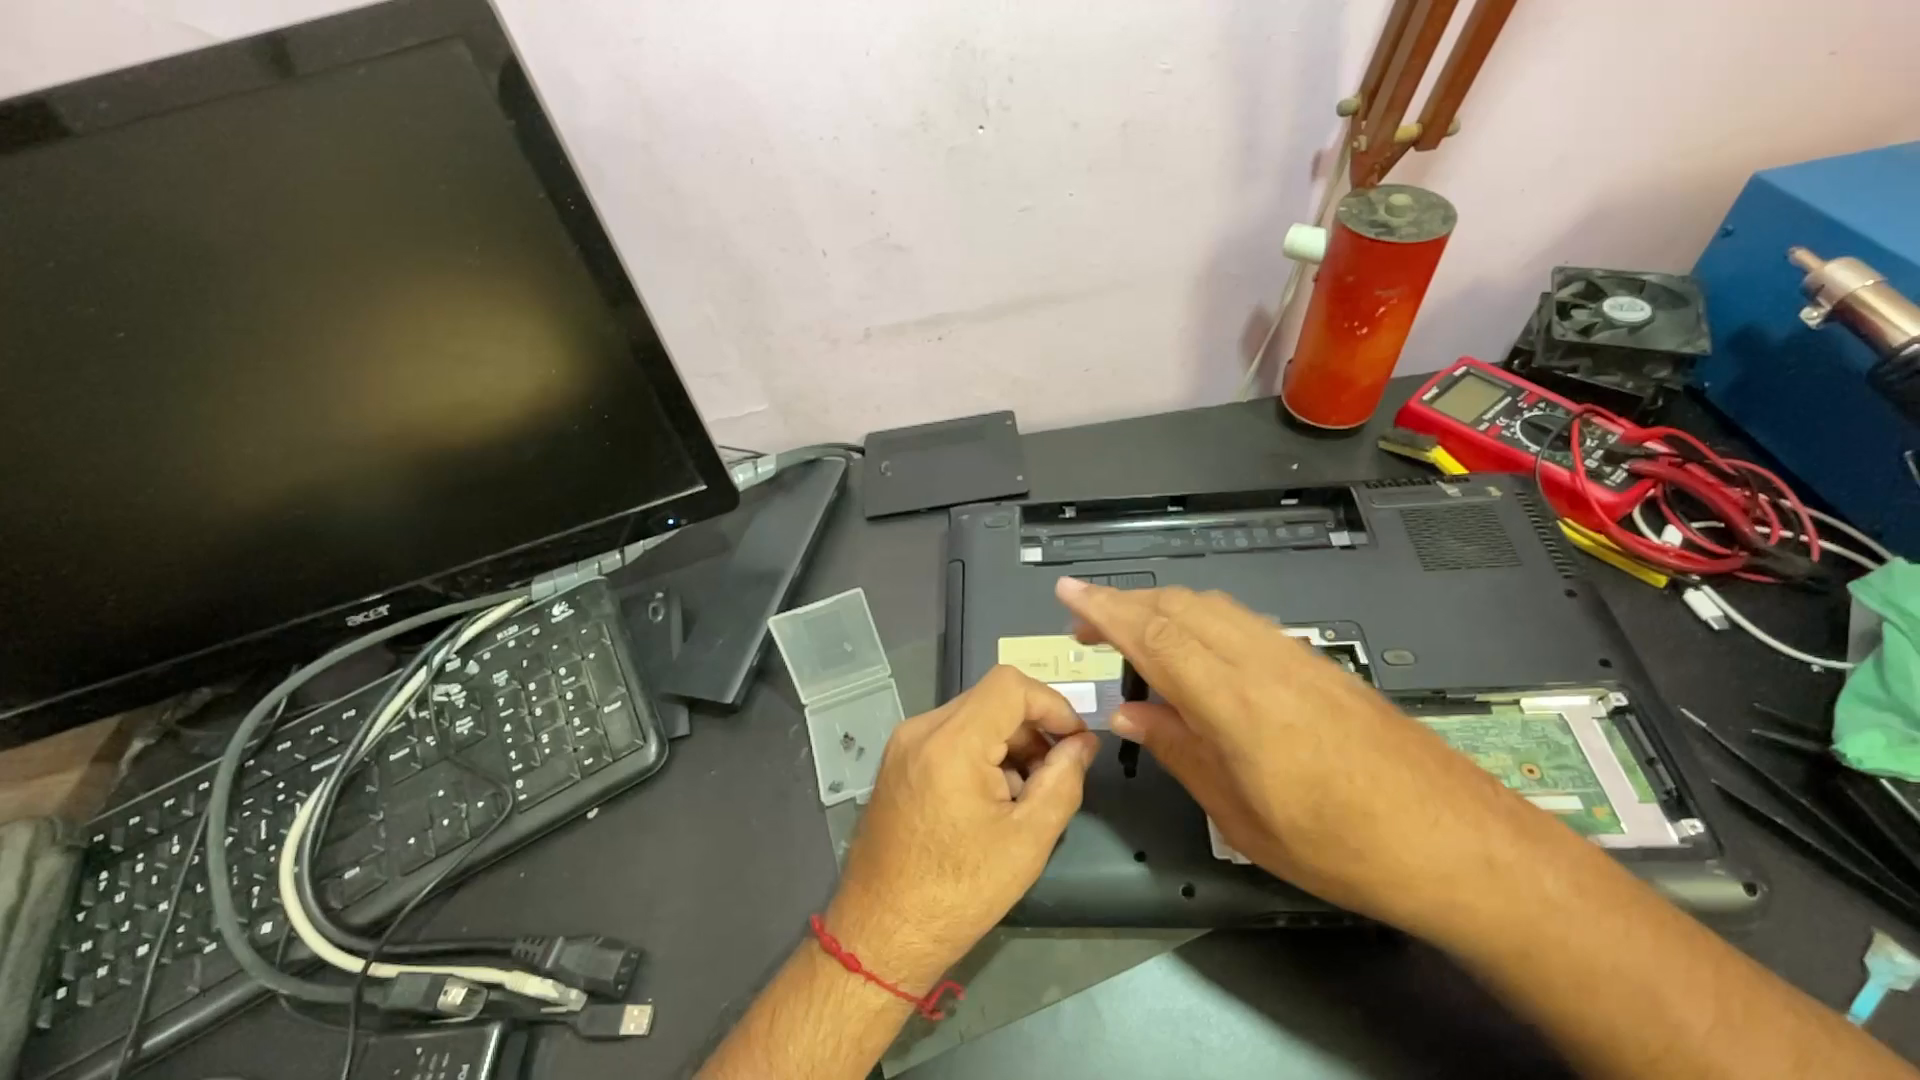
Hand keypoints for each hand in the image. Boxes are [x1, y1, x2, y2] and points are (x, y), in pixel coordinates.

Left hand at [825, 666, 1098, 989]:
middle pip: (990, 700)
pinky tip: (991, 801)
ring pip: (971, 718)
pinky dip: (979, 755)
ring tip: (1024, 797)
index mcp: (951, 742)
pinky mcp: (896, 764)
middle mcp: (920, 730)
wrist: (883, 933)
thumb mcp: (1028, 839)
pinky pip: (948, 738)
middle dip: (1032, 729)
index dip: (1052, 704)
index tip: (1075, 741)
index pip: (1010, 686)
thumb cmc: (960, 891)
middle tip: (1056, 775)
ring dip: (1007, 744)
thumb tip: (1083, 743)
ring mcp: (902, 746)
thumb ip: (1062, 780)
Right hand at [1055, 577, 1543, 932]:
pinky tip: (1193, 646)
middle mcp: (1263, 662)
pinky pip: (1244, 621)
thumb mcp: (1241, 817)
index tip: (1066, 592)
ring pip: (1213, 607)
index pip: (1155, 636)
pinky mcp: (1319, 664)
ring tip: (1129, 631)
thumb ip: (1179, 751)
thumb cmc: (1339, 847)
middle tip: (1084, 622)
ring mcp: (1297, 657)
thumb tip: (1127, 712)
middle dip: (1124, 602)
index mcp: (1236, 703)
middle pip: (1180, 606)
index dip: (1104, 610)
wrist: (1457, 843)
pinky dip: (1201, 617)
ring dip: (1162, 606)